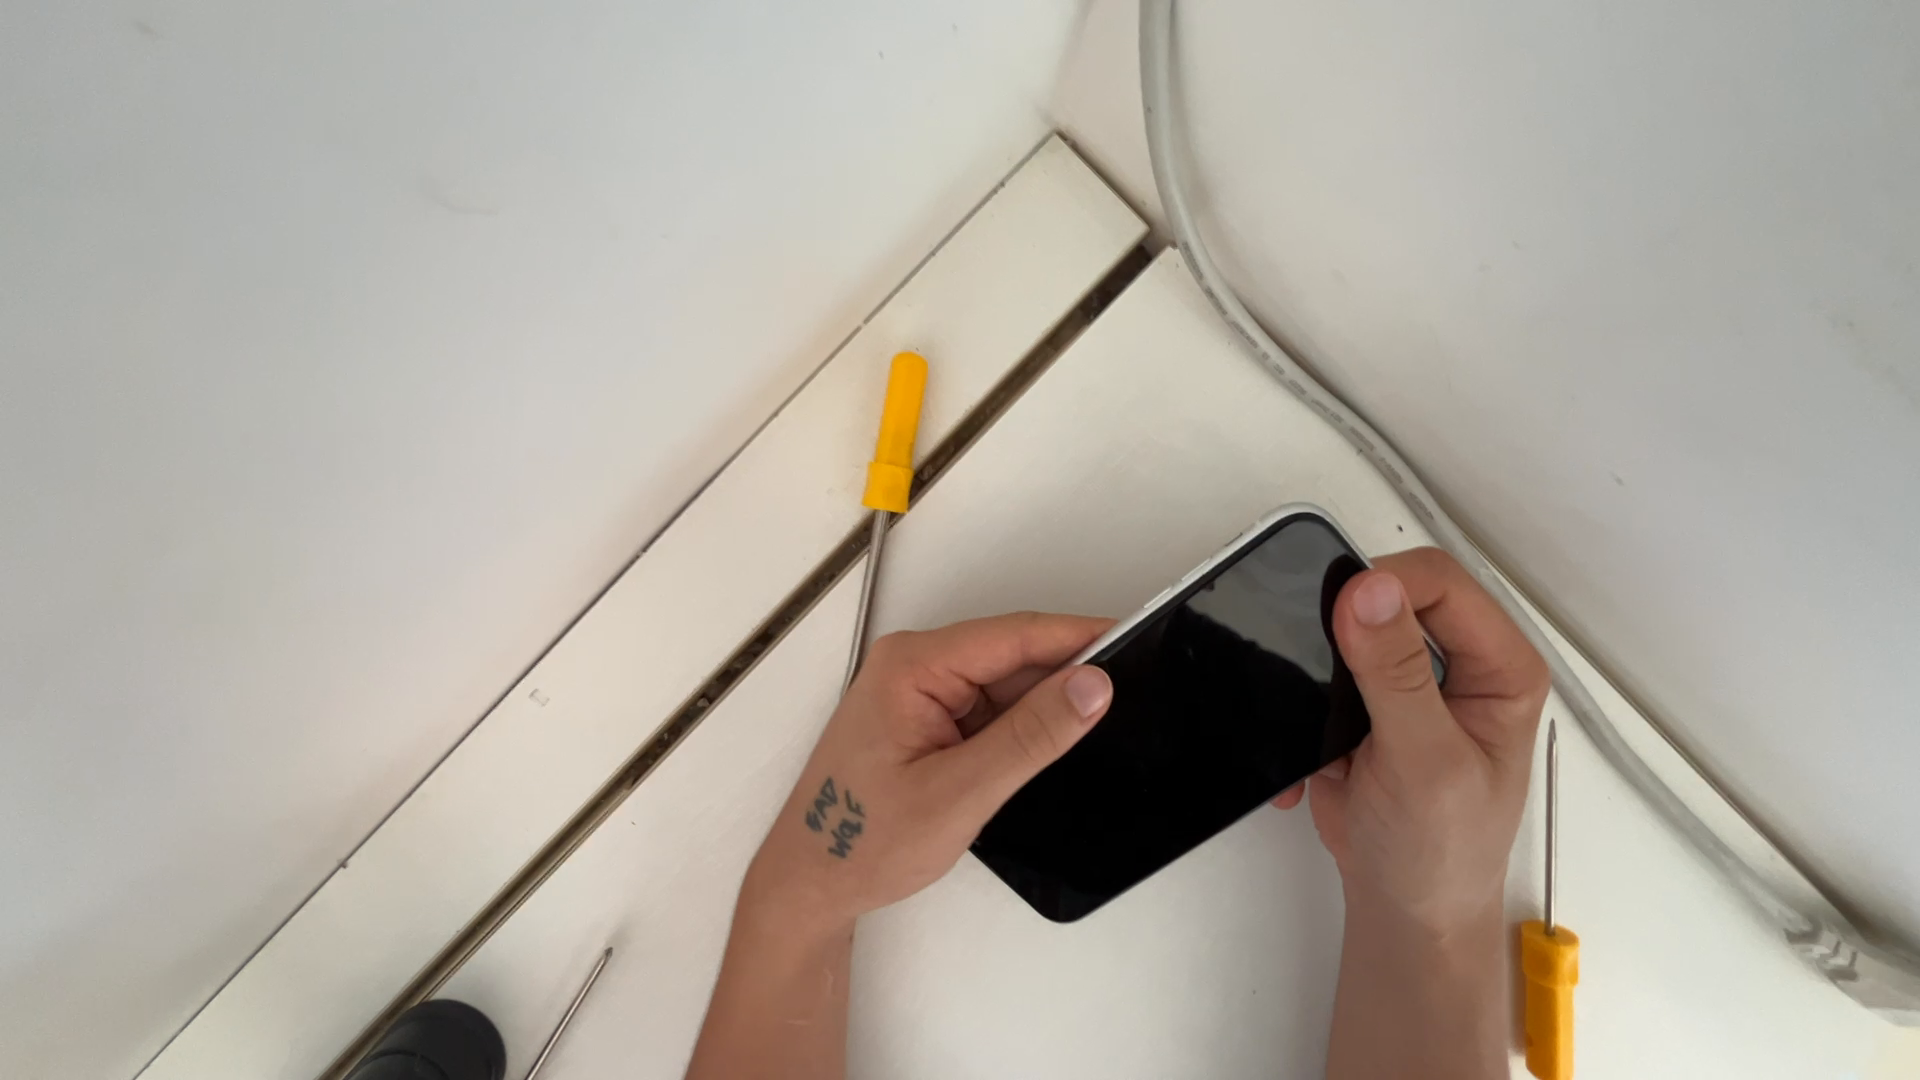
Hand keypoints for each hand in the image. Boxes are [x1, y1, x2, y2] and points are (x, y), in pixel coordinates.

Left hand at [740, 612, 1114, 932]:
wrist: (812, 882)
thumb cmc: (863, 842)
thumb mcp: (959, 792)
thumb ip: (1030, 736)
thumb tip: (1091, 687)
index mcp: (912, 666)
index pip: (1013, 636)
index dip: (1077, 635)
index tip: (1133, 637)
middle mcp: (914, 665)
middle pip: (1011, 655)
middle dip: (1066, 673)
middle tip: (1126, 694)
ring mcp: (920, 690)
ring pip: (1004, 682)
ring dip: (1043, 703)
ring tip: (1091, 727)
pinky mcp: (927, 715)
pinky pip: (988, 705)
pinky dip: (1021, 723)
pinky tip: (1047, 741)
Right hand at [1274, 547, 1548, 931]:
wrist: (1399, 902)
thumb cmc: (1436, 844)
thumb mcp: (1423, 759)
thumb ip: (1397, 673)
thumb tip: (1367, 588)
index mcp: (1498, 666)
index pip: (1439, 584)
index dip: (1384, 586)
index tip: (1332, 619)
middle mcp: (1455, 662)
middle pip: (1390, 594)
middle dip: (1340, 621)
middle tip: (1308, 665)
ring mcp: (1404, 680)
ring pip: (1348, 624)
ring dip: (1313, 655)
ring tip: (1300, 703)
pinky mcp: (1359, 700)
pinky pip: (1318, 664)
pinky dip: (1298, 690)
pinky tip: (1297, 733)